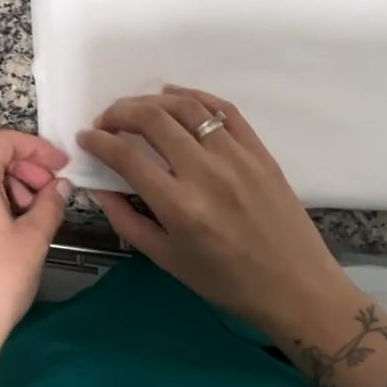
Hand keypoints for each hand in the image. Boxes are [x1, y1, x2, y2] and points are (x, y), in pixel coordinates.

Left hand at [0, 131, 70, 373]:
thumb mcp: (33, 240)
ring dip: (5, 177)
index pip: (4, 140)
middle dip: (19, 160)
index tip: (62, 165)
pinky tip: (11, 222)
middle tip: (46, 186)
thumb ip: (50, 205)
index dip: (37, 147)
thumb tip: (61, 186)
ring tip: (33, 209)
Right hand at [78, 86, 350, 336]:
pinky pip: (222, 109)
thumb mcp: (166, 260)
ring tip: (136, 109)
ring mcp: (237, 158)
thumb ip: (126, 220)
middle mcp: (206, 174)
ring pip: (184, 106)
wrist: (299, 290)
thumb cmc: (227, 282)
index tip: (86, 137)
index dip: (98, 141)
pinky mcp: (259, 152)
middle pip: (151, 119)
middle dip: (119, 112)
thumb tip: (98, 185)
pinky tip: (174, 97)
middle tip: (106, 121)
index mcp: (179, 207)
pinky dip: (193, 96)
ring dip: (150, 100)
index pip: (125, 156)